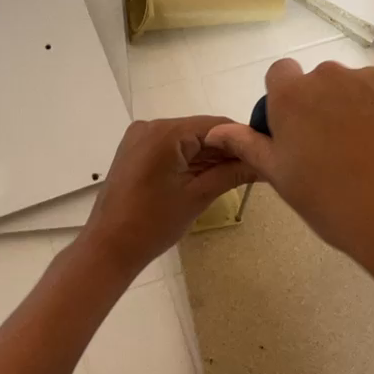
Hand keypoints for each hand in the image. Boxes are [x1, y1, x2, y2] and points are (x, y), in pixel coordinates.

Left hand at [78, 116, 257, 274]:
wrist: (108, 247)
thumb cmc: (153, 224)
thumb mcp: (198, 196)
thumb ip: (232, 173)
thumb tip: (264, 163)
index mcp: (165, 133)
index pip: (216, 125)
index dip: (243, 139)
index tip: (265, 155)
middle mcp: (151, 126)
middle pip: (201, 131)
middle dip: (227, 149)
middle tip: (256, 169)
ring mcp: (140, 138)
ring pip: (186, 140)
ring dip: (210, 156)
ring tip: (238, 175)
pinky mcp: (135, 152)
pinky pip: (171, 148)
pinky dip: (190, 160)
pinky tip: (209, 176)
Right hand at [204, 61, 373, 278]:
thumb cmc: (333, 203)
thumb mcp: (282, 178)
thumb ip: (249, 146)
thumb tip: (216, 132)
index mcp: (293, 95)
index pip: (280, 74)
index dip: (286, 99)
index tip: (296, 131)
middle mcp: (332, 76)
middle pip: (322, 81)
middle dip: (324, 105)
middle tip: (334, 151)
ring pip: (360, 87)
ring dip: (359, 108)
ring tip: (372, 155)